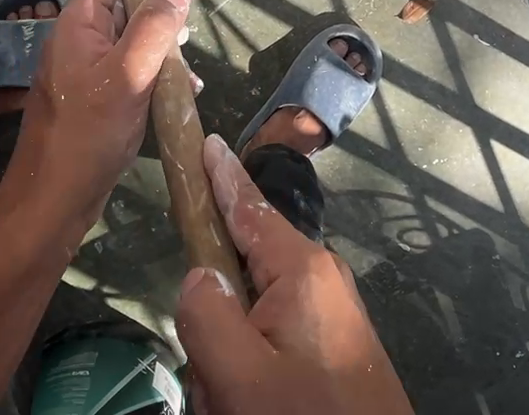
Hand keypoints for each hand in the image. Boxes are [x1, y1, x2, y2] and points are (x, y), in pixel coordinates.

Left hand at [0, 0, 190, 225]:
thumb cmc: (86, 134)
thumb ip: (153, 29)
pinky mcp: (98, 93)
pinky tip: (180, 92)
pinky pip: (132, 66)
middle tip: (182, 32)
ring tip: (186, 70)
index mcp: (80, 23)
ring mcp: (88, 67)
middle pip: (125, 0)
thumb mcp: (129, 77)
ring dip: (162, 46)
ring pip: (133, 36)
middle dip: (159, 8)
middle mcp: (81, 37)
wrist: (54, 200)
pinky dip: (156, 73)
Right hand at [176, 135, 413, 414]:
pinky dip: (252, 376)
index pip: (248, 207)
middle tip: (221, 384)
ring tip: (240, 404)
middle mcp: (318, 279)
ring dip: (232, 364)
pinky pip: (271, 343)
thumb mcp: (243, 376)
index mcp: (302, 269)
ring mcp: (327, 313)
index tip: (205, 140)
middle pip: (239, 273)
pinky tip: (254, 405)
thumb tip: (199, 274)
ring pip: (249, 317)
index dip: (221, 176)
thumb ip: (208, 316)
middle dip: (216, 326)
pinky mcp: (329, 344)